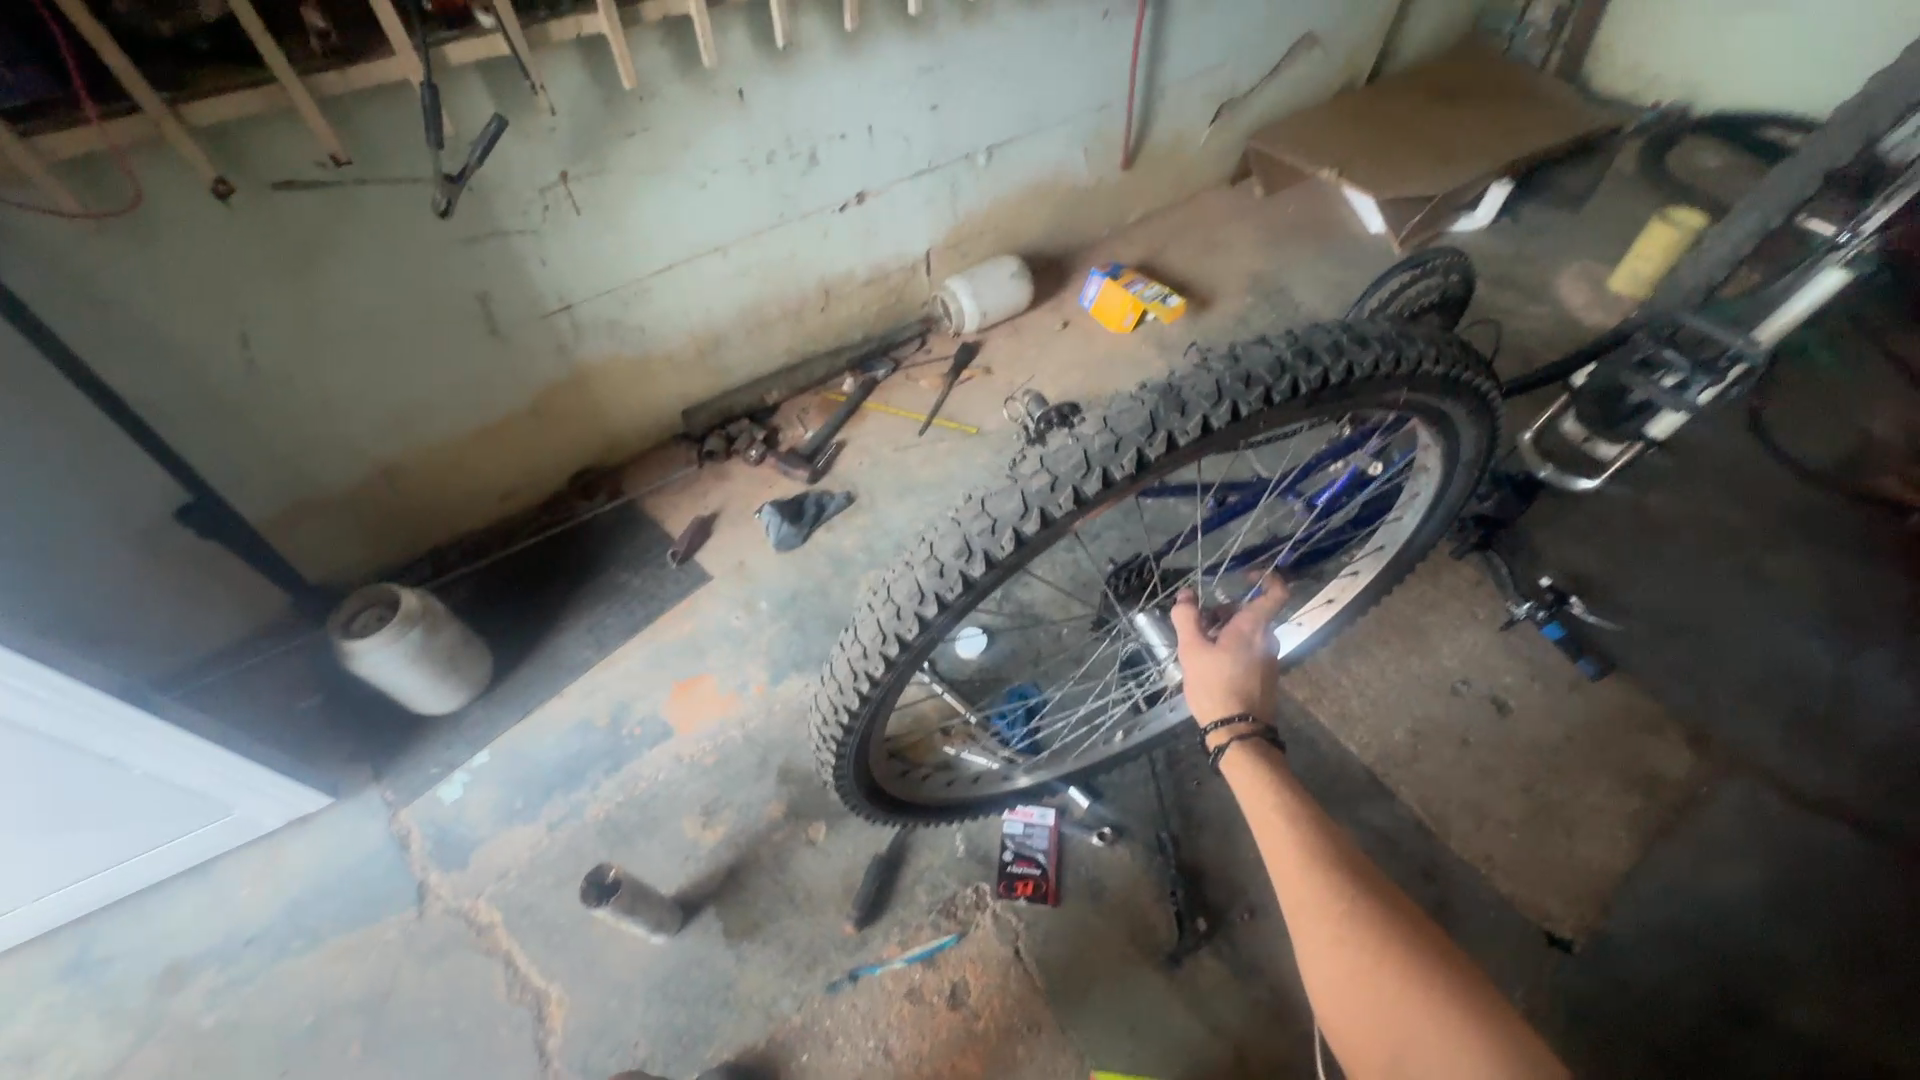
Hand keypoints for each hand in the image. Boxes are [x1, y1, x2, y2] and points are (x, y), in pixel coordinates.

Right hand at [1170, 575, 1290, 732]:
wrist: (1238, 731)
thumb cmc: (1214, 685)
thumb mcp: (1191, 649)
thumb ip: (1187, 617)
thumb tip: (1187, 594)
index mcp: (1253, 626)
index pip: (1276, 591)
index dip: (1266, 577)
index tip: (1243, 575)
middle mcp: (1267, 639)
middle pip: (1250, 613)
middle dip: (1223, 612)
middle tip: (1197, 624)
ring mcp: (1269, 659)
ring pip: (1247, 633)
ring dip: (1224, 632)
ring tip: (1198, 648)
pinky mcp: (1266, 676)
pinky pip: (1249, 651)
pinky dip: (1230, 649)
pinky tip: (1209, 666)